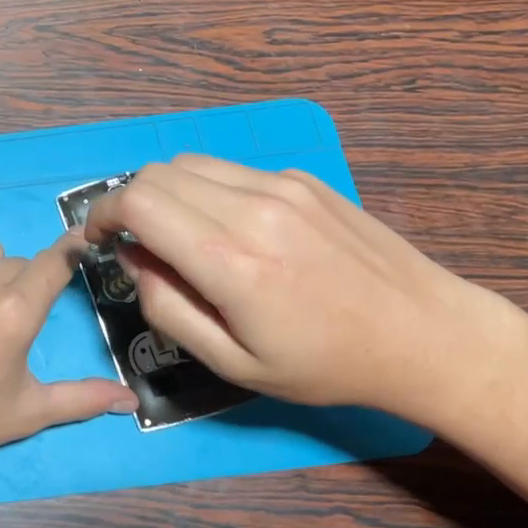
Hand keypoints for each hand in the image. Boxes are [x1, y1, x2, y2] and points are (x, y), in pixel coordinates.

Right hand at [82, 155, 526, 424]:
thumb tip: (132, 257)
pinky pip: (230, 170)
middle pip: (156, 173)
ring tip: (183, 233)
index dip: (103, 214)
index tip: (99, 238)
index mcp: (231, 260)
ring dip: (168, 192)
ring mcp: (282, 185)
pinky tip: (235, 229)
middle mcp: (252, 207)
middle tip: (139, 242)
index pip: (138, 202)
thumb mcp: (233, 363)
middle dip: (131, 202)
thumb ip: (166, 307)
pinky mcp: (303, 178)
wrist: (427, 336)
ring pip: (190, 163)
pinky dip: (209, 190)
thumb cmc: (325, 364)